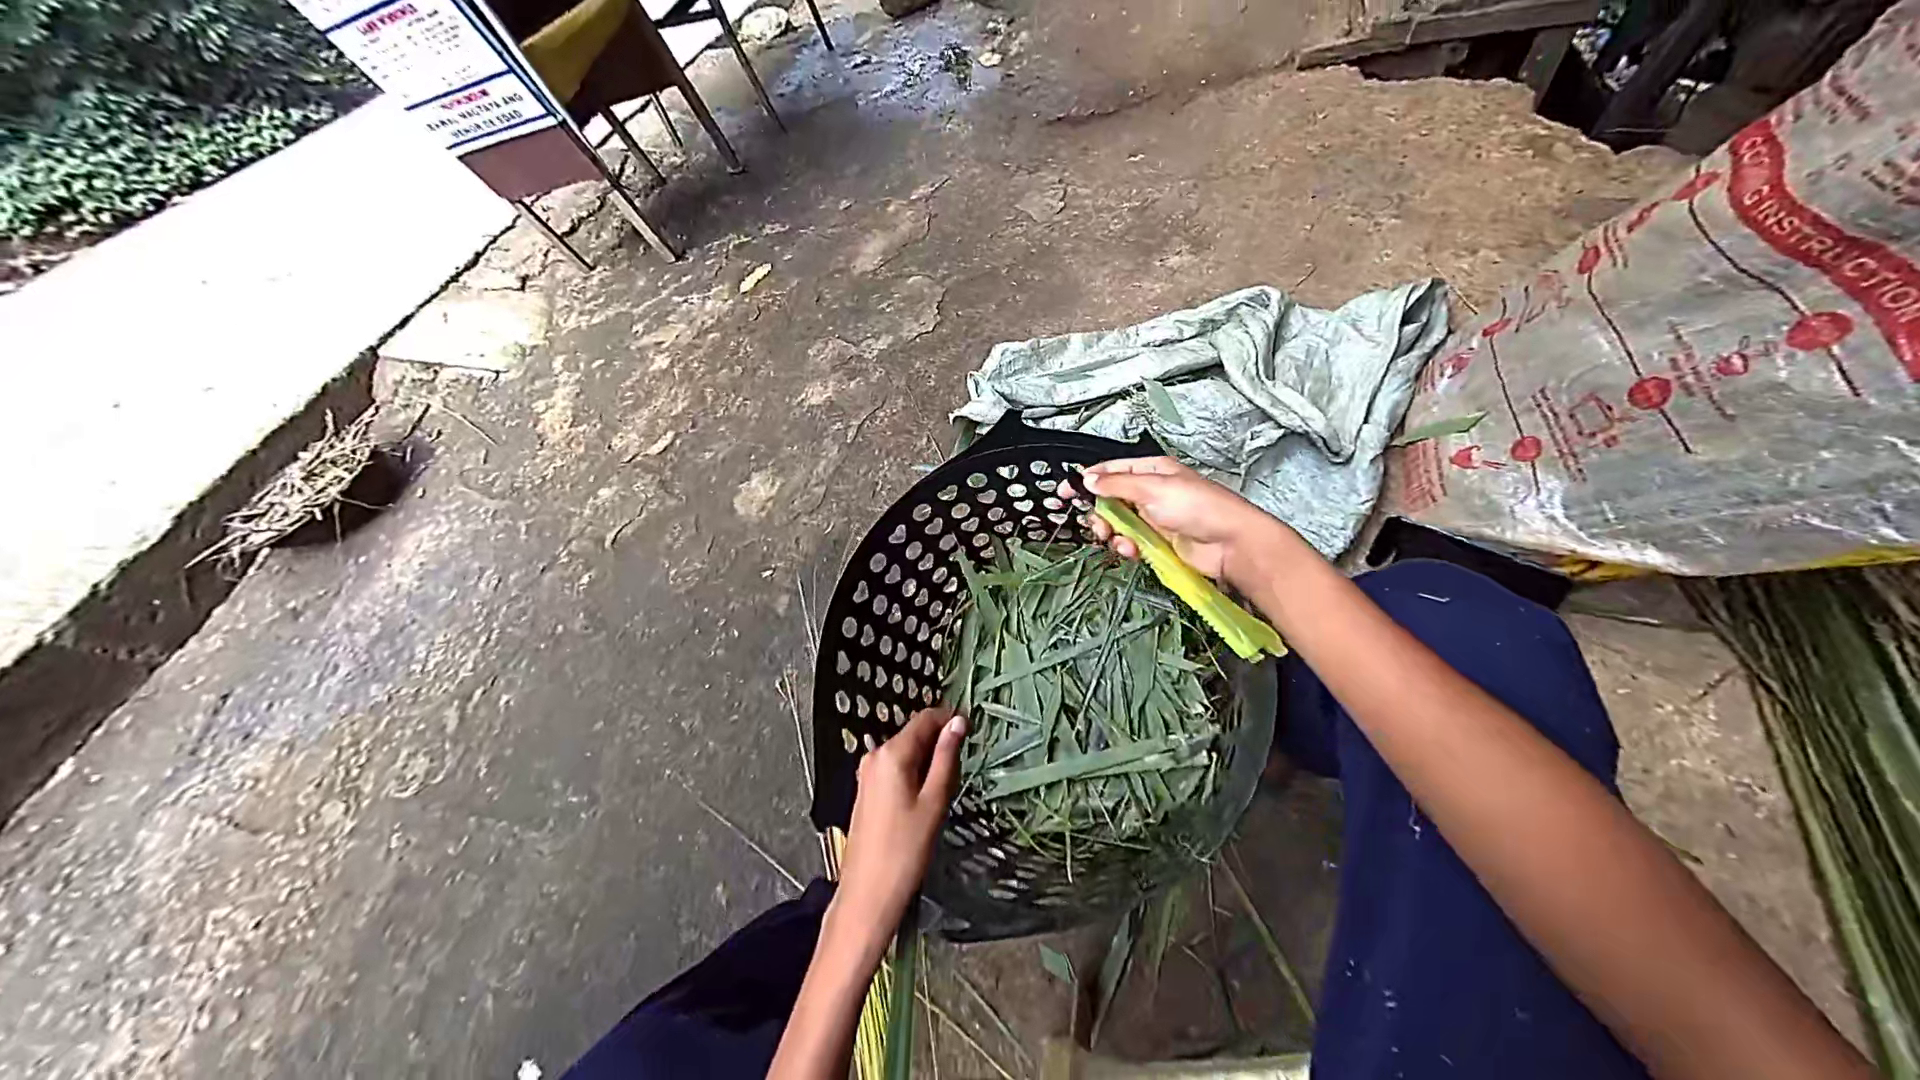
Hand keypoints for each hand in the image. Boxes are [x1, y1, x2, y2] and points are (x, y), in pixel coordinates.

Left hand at [833, 706, 967, 933]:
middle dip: (940, 743)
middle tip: (960, 770)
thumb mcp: (935, 800)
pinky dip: (915, 773)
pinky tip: (925, 799)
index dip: (949, 718)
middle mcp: (875, 755)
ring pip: (907, 751)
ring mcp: (867, 772)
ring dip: (929, 760)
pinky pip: (896, 768)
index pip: (925, 718)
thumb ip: (947, 757)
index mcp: (892, 753)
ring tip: (945, 789)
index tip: (972, 731)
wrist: (868, 893)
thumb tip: (958, 721)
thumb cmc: (906, 849)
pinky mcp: (867, 789)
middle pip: (915, 733)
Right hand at [1063, 457, 1289, 590]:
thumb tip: (1089, 480)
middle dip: (1099, 513)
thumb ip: (1116, 485)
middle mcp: (1151, 493)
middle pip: (1109, 500)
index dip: (1086, 481)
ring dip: (1112, 533)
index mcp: (1151, 471)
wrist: (1229, 544)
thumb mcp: (1153, 488)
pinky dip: (1126, 547)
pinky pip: (1129, 543)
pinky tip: (1132, 550)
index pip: (1110, 472)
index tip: (1065, 492)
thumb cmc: (1201, 508)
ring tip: (1117, 539)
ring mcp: (1153, 518)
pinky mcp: (1157, 542)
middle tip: (1098, 524)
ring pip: (1117, 524)